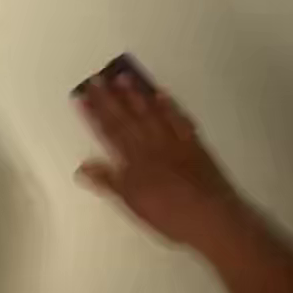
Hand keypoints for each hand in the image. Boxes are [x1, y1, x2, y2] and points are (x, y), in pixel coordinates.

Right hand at [73, 56, 252, 252]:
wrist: (210, 216)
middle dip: (109, 98)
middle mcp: (152, 145)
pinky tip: (160, 93)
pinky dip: (169, 105)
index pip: (109, 132)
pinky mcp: (193, 142)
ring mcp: (173, 141)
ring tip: (122, 76)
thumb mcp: (132, 204)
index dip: (94, 113)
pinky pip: (178, 118)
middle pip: (126, 118)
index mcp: (134, 161)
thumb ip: (109, 182)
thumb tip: (84, 167)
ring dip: (136, 94)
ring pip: (150, 113)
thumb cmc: (170, 216)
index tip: (83, 96)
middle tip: (97, 78)